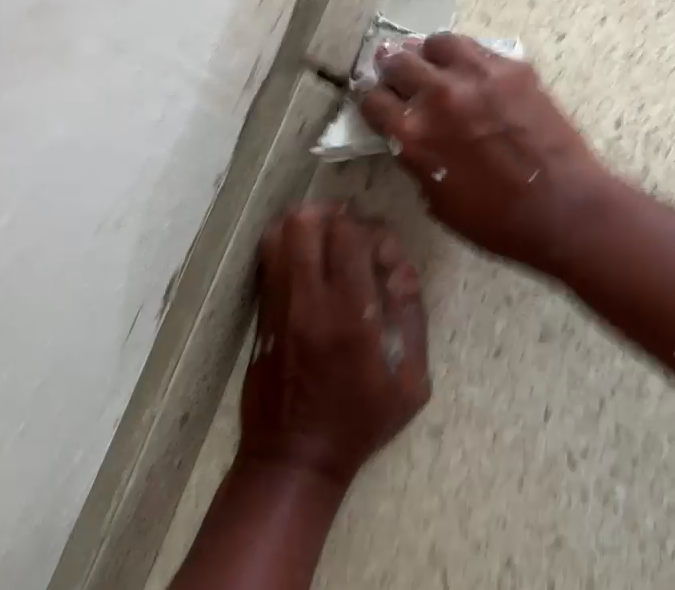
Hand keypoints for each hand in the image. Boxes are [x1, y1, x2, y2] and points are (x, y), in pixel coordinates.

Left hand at [237, 204, 429, 485]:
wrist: (294, 458)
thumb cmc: (360, 422)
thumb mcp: (410, 383)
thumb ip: (413, 319)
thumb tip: (401, 268)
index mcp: (351, 316)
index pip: (350, 236)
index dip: (371, 229)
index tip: (383, 249)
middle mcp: (308, 302)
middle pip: (306, 223)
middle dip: (334, 215)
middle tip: (352, 230)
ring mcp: (278, 306)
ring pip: (278, 234)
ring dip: (306, 225)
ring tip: (326, 237)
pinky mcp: (260, 315)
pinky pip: (267, 260)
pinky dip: (286, 244)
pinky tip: (306, 259)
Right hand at [356, 33, 621, 274]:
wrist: (564, 207)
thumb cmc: (498, 220)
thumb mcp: (438, 201)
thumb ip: (417, 160)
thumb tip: (412, 139)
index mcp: (414, 135)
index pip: (373, 100)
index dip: (372, 100)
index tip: (379, 101)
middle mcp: (439, 96)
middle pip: (398, 61)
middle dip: (393, 68)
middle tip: (398, 74)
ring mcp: (478, 76)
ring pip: (438, 42)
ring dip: (431, 53)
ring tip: (436, 65)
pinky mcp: (513, 68)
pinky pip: (479, 49)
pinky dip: (468, 57)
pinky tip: (474, 72)